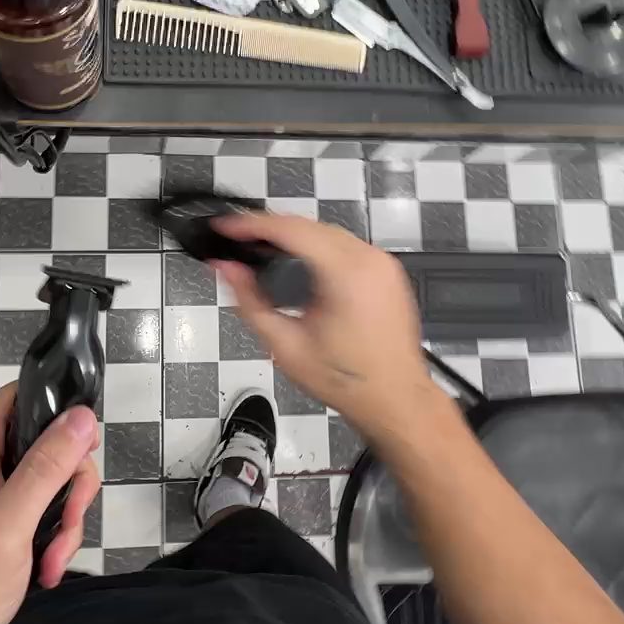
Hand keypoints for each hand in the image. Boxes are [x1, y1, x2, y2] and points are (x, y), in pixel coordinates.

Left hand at [0, 383, 99, 623]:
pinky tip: (46, 563)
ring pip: (51, 474)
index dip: (63, 416)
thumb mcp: (11, 521)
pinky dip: (50, 529)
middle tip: (69, 523)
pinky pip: (38, 499)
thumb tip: (84, 415)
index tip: (82, 456)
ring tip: (53, 558)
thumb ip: (48, 465)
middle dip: (68, 486)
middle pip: (49, 439)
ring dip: (63, 516)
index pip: (28, 394)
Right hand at [211, 213, 447, 446]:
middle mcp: (368, 260)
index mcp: (346, 274)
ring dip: (293, 234)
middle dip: (270, 227)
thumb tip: (227, 269)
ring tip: (259, 246)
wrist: (397, 399)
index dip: (252, 224)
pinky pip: (345, 245)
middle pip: (309, 225)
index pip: (291, 230)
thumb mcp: (286, 345)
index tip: (227, 227)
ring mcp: (382, 263)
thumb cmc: (344, 379)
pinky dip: (316, 245)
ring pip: (327, 231)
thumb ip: (250, 302)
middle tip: (237, 238)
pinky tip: (296, 258)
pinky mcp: (387, 271)